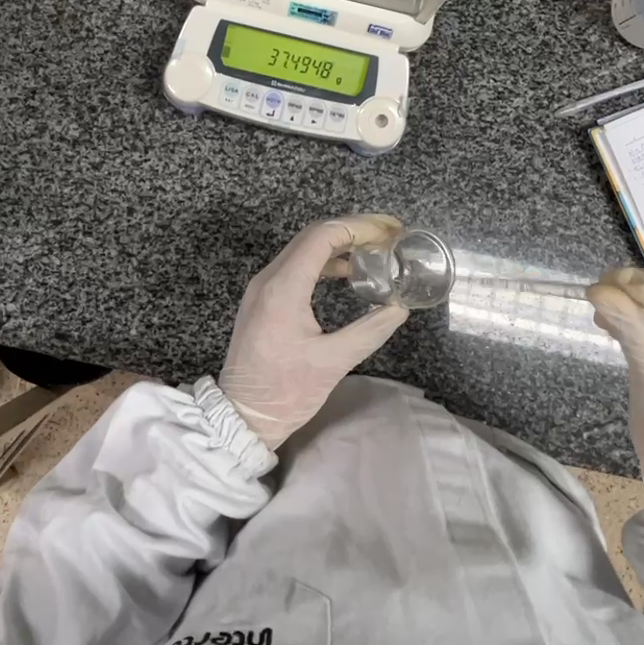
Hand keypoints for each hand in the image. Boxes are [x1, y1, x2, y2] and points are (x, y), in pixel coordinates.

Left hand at [219, 215, 412, 449]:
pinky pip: (295, 265)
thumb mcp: (333, 363)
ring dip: (338, 243)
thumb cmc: (285, 393)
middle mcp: (268, 278)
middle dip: (352, 229)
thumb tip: (400, 308)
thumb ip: (370, 331)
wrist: (243, 417)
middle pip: (312, 235)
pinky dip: (323, 260)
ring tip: (374, 249)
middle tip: (388, 234)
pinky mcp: (262, 298)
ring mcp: (262, 287)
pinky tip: (347, 271)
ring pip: (303, 248)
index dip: (358, 228)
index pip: (322, 237)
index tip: (389, 232)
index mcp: (283, 288)